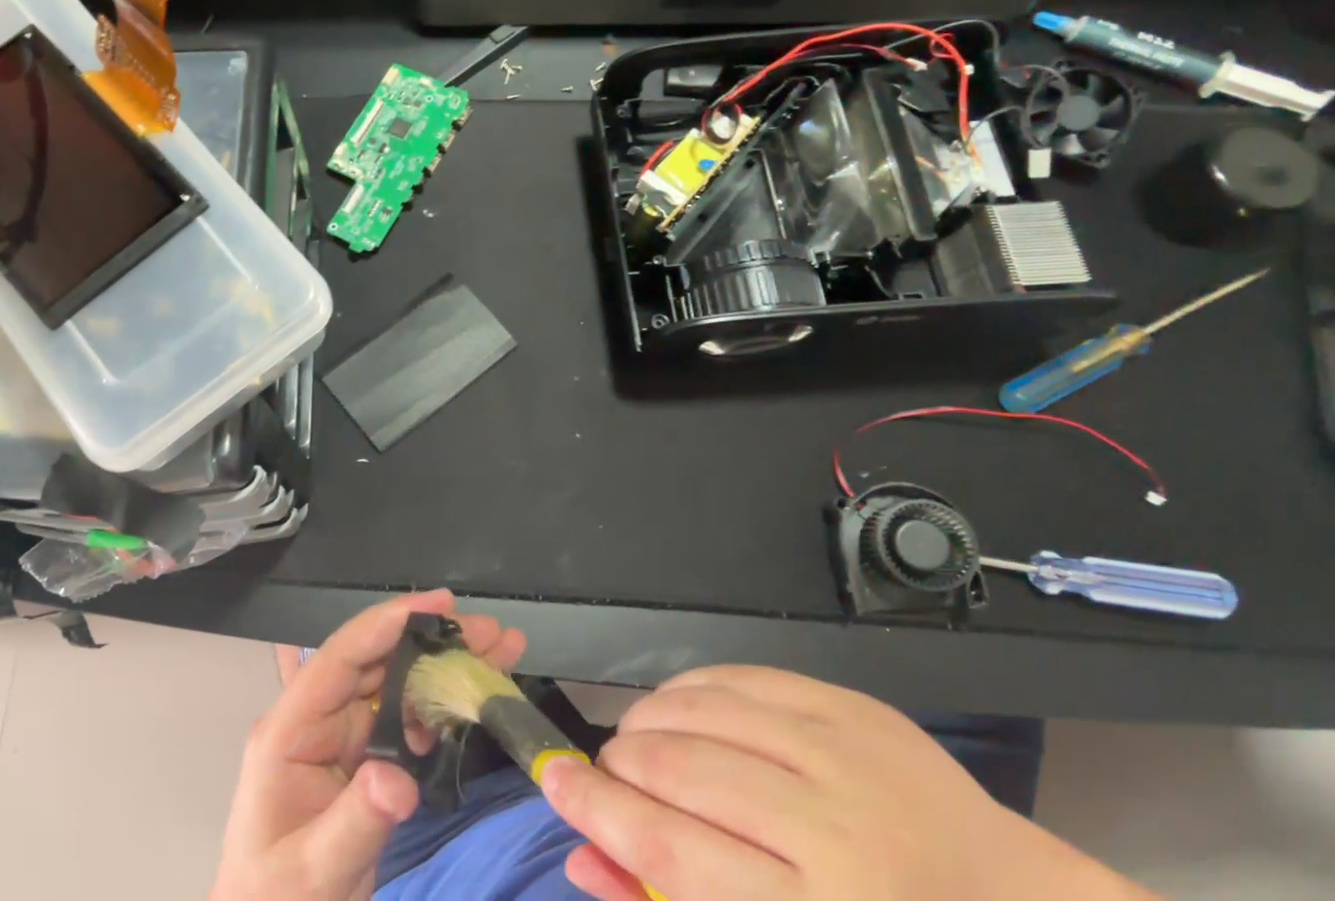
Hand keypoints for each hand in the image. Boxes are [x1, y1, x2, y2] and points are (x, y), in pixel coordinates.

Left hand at [210, 589, 526, 900]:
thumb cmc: (277, 899)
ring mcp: (342, 743)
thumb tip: (399, 779)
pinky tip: (476, 701)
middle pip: (378, 665)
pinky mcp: (364, 765)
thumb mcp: (314, 868)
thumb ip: (356, 821)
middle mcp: (317, 723)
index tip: (440, 605)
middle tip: (493, 633)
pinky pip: (405, 724)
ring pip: (397, 688)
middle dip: (435, 643)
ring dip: (445, 670)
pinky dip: (441, 709)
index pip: (340, 659)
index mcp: (291, 730)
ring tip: (501, 651)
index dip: (388, 624)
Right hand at [540, 666, 1158, 900]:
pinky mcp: (854, 708)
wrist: (1000, 899)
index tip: (555, 782)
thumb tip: (582, 856)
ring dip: (646, 720)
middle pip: (678, 770)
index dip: (595, 808)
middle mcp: (835, 832)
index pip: (667, 847)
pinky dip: (689, 689)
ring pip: (703, 712)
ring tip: (639, 742)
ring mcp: (848, 757)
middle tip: (608, 772)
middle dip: (619, 763)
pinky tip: (679, 709)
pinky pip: (740, 677)